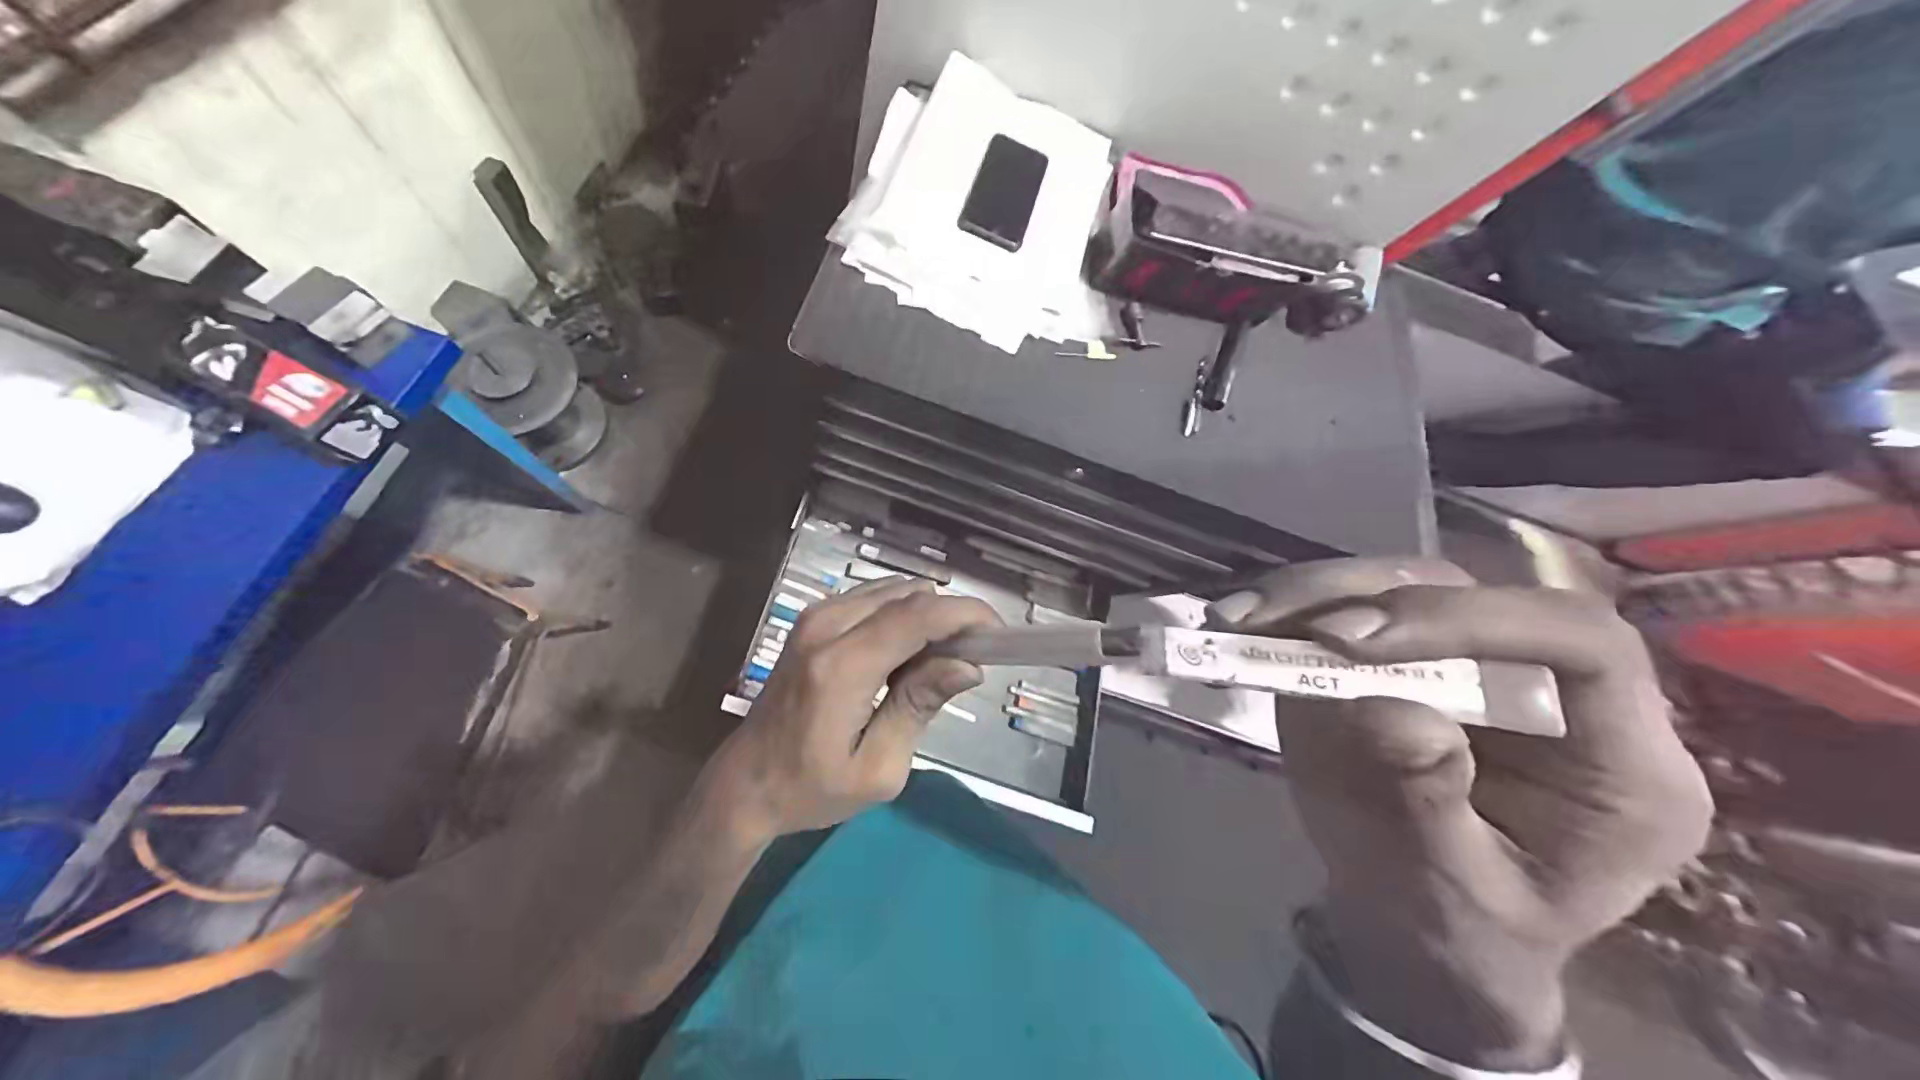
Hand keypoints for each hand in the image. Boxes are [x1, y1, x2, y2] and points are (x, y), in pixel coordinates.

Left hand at [711, 577, 1000, 840]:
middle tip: (970, 659)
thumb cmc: (811, 788)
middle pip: (909, 596)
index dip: (967, 615)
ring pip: (894, 592)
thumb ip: (919, 707)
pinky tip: (905, 654)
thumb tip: (967, 666)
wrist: (745, 783)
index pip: (918, 616)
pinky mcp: (813, 619)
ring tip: (936, 662)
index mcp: (842, 667)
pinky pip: (873, 599)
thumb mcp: (877, 768)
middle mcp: (826, 627)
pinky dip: (901, 616)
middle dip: (950, 617)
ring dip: (926, 616)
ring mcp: (815, 617)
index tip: (999, 635)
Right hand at [1210, 559, 1713, 1069]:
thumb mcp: (1444, 892)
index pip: (1576, 640)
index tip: (1350, 643)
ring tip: (1236, 619)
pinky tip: (1242, 623)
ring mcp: (1473, 665)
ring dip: (1314, 594)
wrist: (1422, 932)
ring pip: (1404, 586)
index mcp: (1617, 760)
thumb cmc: (1456, 931)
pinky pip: (1356, 610)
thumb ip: (1421, 802)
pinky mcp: (1409, 661)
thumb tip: (1382, 707)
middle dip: (1362, 596)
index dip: (1464, 621)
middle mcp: (1551, 688)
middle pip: (1473, 593)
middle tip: (1270, 622)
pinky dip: (1292, 612)